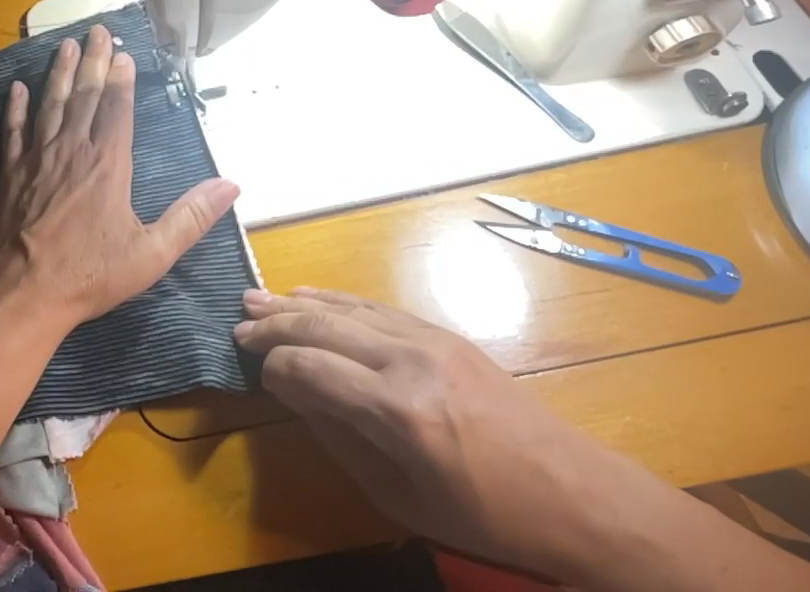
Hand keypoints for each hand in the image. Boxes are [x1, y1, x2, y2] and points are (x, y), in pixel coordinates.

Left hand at [0, 24, 239, 335]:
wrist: (23, 293)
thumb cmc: (90, 275)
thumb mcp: (151, 253)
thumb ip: (190, 217)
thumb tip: (230, 186)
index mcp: (108, 164)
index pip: (117, 110)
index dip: (121, 80)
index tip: (124, 54)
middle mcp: (72, 150)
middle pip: (83, 96)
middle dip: (92, 62)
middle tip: (96, 31)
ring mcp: (37, 159)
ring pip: (49, 105)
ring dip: (57, 73)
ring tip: (64, 44)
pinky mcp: (10, 173)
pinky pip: (13, 131)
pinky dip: (15, 108)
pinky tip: (16, 89)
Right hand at [234, 287, 657, 580]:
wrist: (572, 491)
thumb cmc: (482, 513)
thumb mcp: (398, 495)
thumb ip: (336, 434)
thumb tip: (289, 388)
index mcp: (399, 411)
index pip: (310, 368)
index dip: (273, 367)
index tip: (253, 372)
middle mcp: (410, 361)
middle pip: (322, 327)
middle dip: (273, 324)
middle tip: (237, 324)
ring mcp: (429, 340)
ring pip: (346, 308)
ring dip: (297, 303)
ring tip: (256, 298)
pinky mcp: (443, 333)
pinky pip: (376, 307)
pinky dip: (336, 300)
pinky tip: (309, 296)